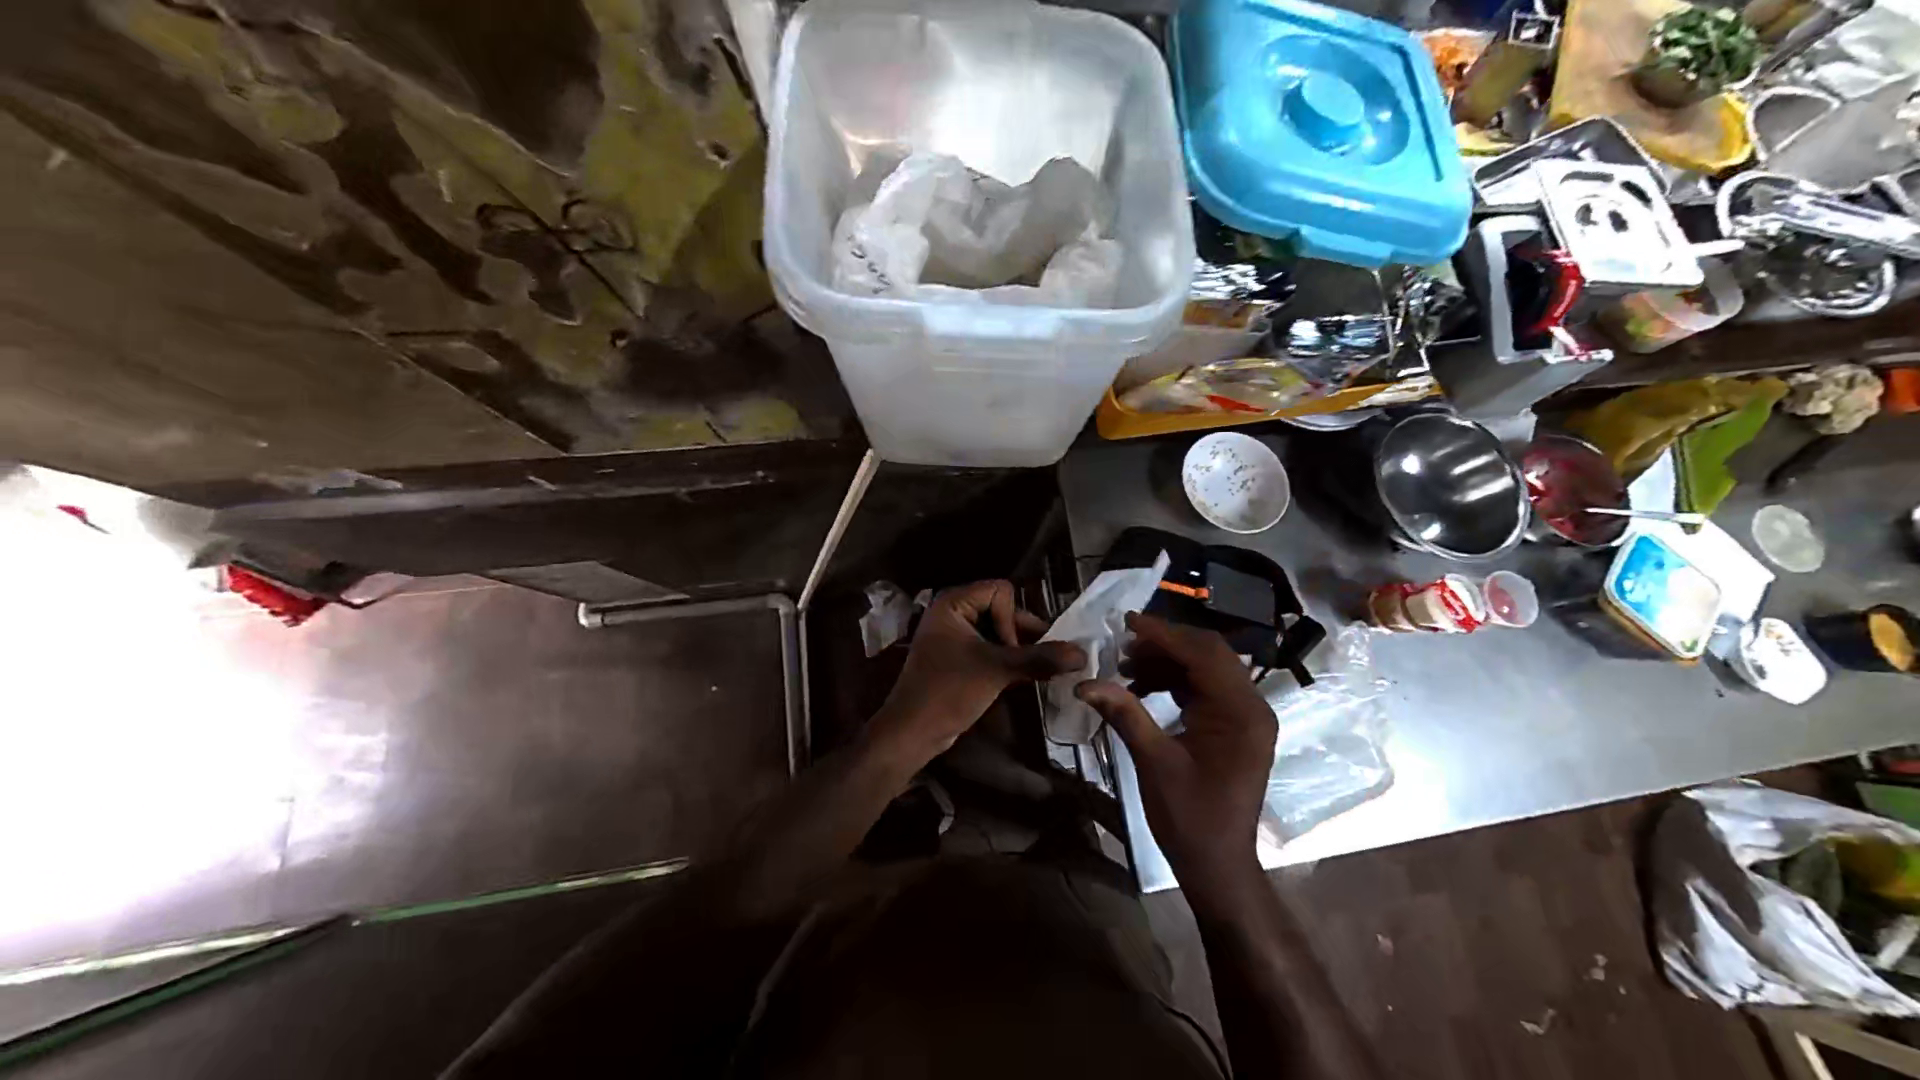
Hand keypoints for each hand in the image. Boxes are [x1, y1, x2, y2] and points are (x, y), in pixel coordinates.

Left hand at [872, 581, 1084, 762]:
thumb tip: (1082, 654)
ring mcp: (954, 637)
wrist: (912, 732)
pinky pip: (991, 649)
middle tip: (1040, 660)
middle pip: (1002, 610)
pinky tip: (1028, 677)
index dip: (1012, 617)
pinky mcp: (959, 660)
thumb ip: (1039, 659)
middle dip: (1022, 634)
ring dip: (1019, 650)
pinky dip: (1009, 660)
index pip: (1000, 591)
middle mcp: (953, 614)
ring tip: (1042, 670)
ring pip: (999, 632)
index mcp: (953, 603)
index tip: (1009, 650)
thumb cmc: (948, 691)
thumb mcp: (996, 671)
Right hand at [1076, 613, 1275, 894]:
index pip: (1202, 653)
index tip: (1126, 621)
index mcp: (1240, 712)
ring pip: (1206, 668)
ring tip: (1126, 667)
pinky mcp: (1235, 727)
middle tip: (1122, 646)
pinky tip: (1143, 687)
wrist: (1218, 865)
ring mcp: (1246, 717)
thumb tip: (1085, 683)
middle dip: (1164, 645)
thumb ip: (1125, 714)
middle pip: (1209, 654)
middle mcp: (1251, 706)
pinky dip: (1176, 681)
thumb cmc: (1190, 817)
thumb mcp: (1154, 763)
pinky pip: (1206, 688)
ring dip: (1168, 662)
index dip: (1163, 634)